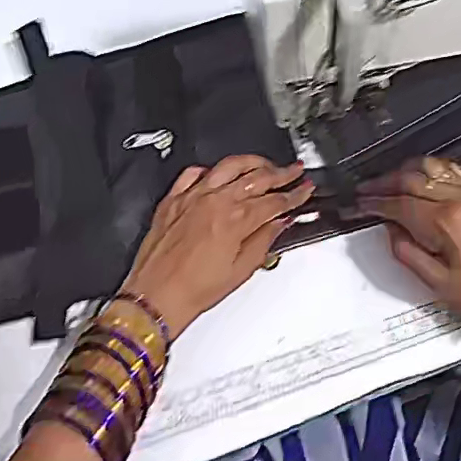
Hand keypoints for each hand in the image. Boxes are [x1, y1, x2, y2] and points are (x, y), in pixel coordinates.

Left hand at [124, 155, 313, 334]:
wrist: (155, 297)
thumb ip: (265, 239)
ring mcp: (193, 197)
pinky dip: (211, 170)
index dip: (296, 193)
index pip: (276, 200)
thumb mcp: (242, 269)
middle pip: (258, 177)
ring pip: (230, 166)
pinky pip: (194, 173)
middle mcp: (215, 202)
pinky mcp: (174, 199)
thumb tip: (279, 223)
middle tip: (294, 170)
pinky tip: (219, 172)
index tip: (305, 189)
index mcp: (236, 219)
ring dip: (253, 162)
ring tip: (265, 164)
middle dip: (282, 173)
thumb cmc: (193, 289)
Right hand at [352, 158, 460, 316]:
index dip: (373, 203)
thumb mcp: (435, 282)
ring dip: (403, 170)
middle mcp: (459, 200)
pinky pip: (450, 168)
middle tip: (364, 192)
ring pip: (429, 166)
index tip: (358, 205)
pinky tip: (419, 173)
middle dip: (382, 184)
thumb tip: (389, 231)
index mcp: (445, 221)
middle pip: (410, 178)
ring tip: (386, 181)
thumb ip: (406, 252)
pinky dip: (429, 167)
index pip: (399, 203)